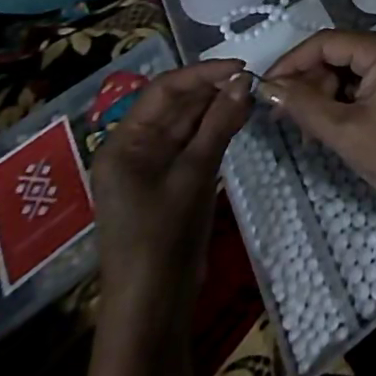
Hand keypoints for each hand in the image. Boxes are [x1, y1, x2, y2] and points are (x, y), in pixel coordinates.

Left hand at [90, 59, 252, 309]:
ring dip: (215, 111)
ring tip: (250, 96)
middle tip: (251, 81)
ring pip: (186, 127)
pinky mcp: (169, 185)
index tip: (239, 67)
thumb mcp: (193, 176)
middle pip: (174, 107)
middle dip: (211, 91)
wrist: (152, 308)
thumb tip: (244, 82)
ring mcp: (151, 168)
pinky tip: (238, 121)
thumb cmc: (162, 237)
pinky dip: (213, 134)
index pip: (163, 91)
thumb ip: (218, 125)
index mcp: (123, 142)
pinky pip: (191, 149)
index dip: (201, 74)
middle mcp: (133, 149)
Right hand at [263, 30, 375, 207]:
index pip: (326, 43)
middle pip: (334, 56)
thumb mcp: (342, 130)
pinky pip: (357, 81)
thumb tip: (265, 86)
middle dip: (307, 85)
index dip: (291, 63)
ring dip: (321, 97)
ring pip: (342, 70)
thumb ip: (301, 104)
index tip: (265, 86)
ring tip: (306, 131)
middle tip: (282, 115)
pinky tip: (324, 127)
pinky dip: (338, 102)